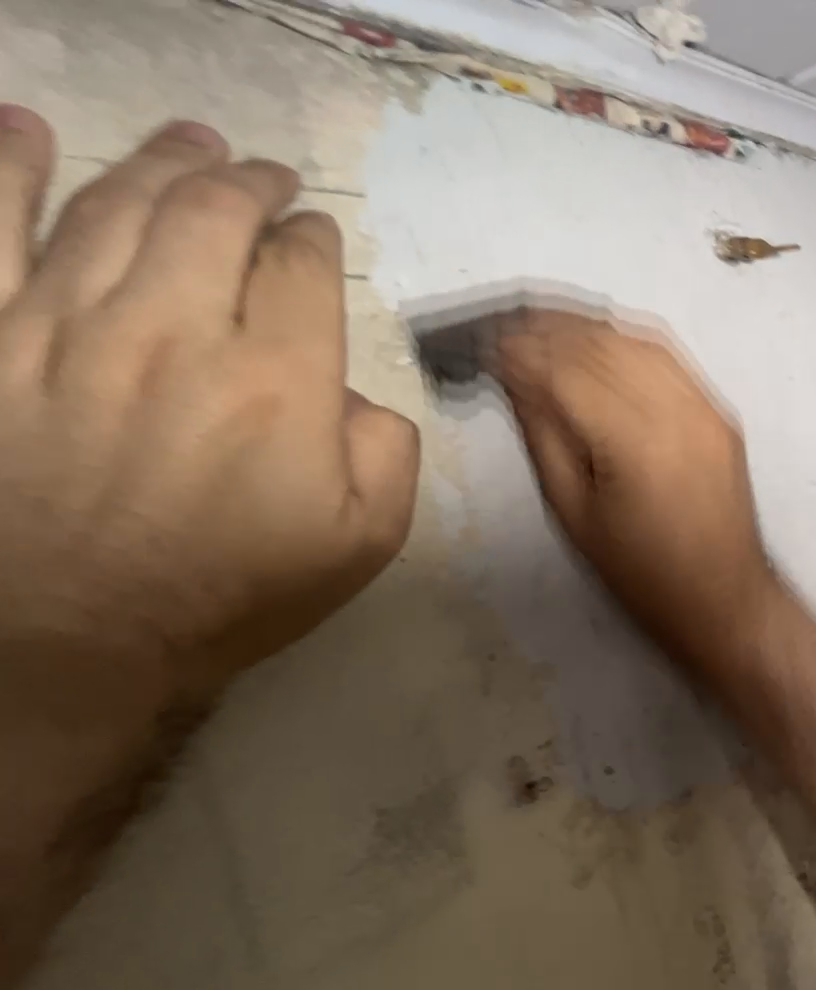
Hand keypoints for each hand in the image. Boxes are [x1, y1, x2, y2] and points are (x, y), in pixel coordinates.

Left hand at [0, 110, 419, 707]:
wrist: (68, 641)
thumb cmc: (236, 589)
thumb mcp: (368, 536)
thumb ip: (386, 447)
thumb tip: (347, 387)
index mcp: (278, 384)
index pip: (302, 273)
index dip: (315, 241)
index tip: (319, 233)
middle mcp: (172, 336)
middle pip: (210, 220)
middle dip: (249, 185)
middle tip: (266, 174)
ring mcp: (58, 331)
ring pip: (111, 210)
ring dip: (160, 164)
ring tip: (192, 140)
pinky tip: (24, 127)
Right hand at [487, 308, 777, 678]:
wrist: (723, 596)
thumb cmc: (641, 572)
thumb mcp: (575, 510)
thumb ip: (545, 434)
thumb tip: (515, 375)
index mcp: (636, 440)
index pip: (567, 369)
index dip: (520, 349)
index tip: (480, 340)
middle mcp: (678, 410)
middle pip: (603, 344)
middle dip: (546, 328)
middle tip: (500, 325)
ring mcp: (707, 408)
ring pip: (639, 341)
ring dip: (586, 327)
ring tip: (538, 324)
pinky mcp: (721, 414)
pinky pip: (671, 360)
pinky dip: (627, 341)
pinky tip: (596, 342)